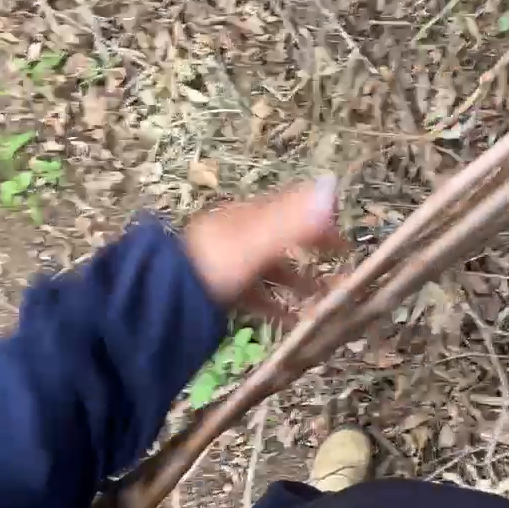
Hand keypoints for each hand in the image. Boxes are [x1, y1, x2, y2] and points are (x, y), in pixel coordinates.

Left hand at [183, 176, 342, 320]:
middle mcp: (237, 236)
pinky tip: (291, 323)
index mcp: (246, 218)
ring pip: (271, 269)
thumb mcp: (256, 241)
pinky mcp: (220, 292)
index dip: (320, 221)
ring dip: (299, 283)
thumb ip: (294, 219)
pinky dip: (277, 306)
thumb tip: (333, 185)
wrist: (163, 300)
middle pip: (283, 240)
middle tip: (341, 273)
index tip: (345, 240)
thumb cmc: (214, 265)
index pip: (290, 209)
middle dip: (313, 255)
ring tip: (323, 302)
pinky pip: (256, 296)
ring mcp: (227, 265)